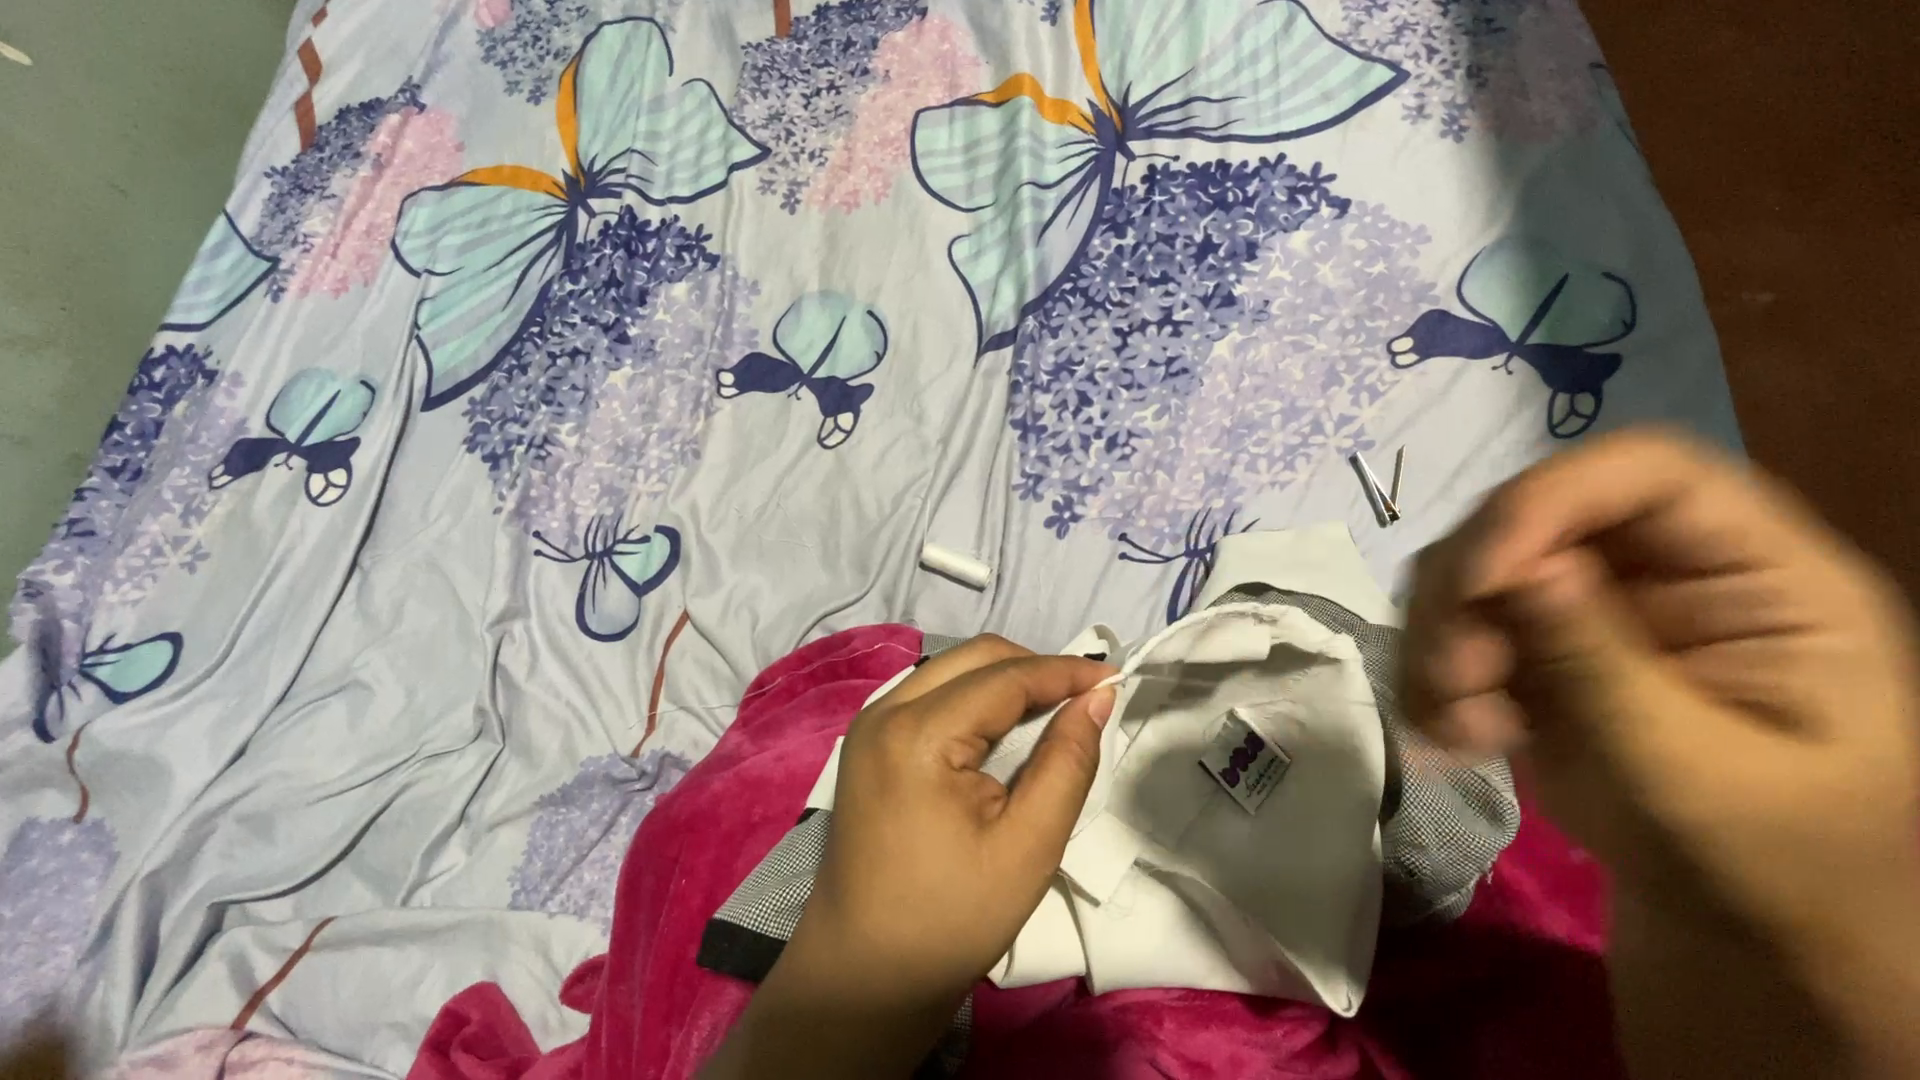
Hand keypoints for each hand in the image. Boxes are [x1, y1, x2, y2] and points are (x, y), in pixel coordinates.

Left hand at [704, 636, 1115, 1077]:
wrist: (864, 974)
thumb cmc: (951, 919)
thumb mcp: (1028, 846)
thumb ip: (1067, 761)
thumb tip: (1097, 696)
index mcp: (918, 734)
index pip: (1005, 678)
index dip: (1065, 672)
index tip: (1116, 679)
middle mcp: (885, 712)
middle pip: (974, 658)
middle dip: (1035, 668)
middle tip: (1085, 698)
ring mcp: (869, 725)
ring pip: (951, 670)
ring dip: (1004, 681)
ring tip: (1054, 710)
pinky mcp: (867, 744)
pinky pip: (930, 694)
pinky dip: (974, 698)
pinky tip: (1004, 728)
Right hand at [1402, 429, 1919, 1077]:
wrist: (1735, 928)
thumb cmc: (1763, 860)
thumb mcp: (1693, 770)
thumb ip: (1608, 666)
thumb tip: (1525, 568)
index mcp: (1762, 575)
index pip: (1648, 472)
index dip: (1549, 499)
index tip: (1480, 581)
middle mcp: (1667, 568)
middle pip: (1530, 516)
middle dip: (1468, 592)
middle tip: (1454, 677)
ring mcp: (1595, 604)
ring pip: (1471, 568)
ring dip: (1439, 640)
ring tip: (1455, 726)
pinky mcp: (1536, 644)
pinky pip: (1450, 625)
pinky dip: (1434, 677)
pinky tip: (1460, 736)